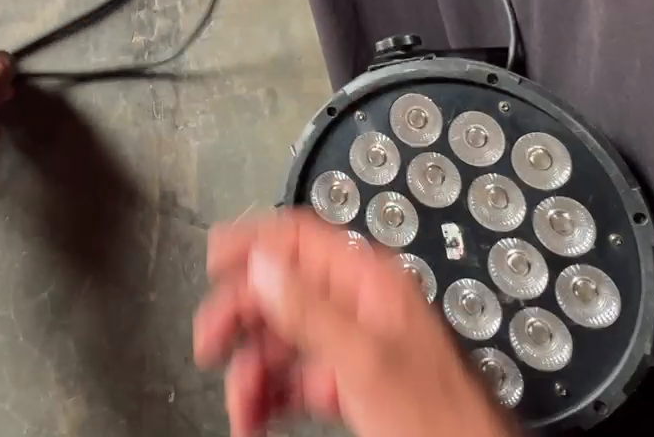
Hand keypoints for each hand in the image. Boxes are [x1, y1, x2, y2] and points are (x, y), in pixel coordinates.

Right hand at [193, 210, 516, 436]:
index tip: (216, 255)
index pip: (300, 236)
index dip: (254, 240)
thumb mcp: (366, 360)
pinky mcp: (353, 381)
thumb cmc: (443, 420)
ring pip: (285, 337)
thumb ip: (311, 310)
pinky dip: (271, 393)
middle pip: (284, 288)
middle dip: (241, 314)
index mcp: (369, 280)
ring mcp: (356, 343)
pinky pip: (298, 375)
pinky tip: (256, 414)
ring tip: (239, 402)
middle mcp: (360, 304)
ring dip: (252, 367)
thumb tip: (262, 266)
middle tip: (210, 341)